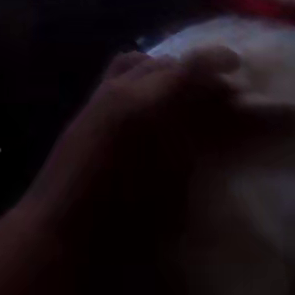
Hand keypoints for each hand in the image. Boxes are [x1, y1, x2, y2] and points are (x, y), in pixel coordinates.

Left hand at [20, 48, 251, 268]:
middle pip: (165, 63)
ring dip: (164, 70)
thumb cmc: (123, 221)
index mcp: (147, 105)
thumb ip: (194, 142)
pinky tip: (148, 101)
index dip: (216, 61)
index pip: (190, 67)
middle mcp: (122, 90)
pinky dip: (139, 76)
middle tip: (216, 92)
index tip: (236, 64)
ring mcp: (99, 97)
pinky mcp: (84, 110)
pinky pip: (117, 76)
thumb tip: (214, 122)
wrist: (57, 233)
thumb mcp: (173, 184)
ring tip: (183, 91)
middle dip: (194, 71)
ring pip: (137, 62)